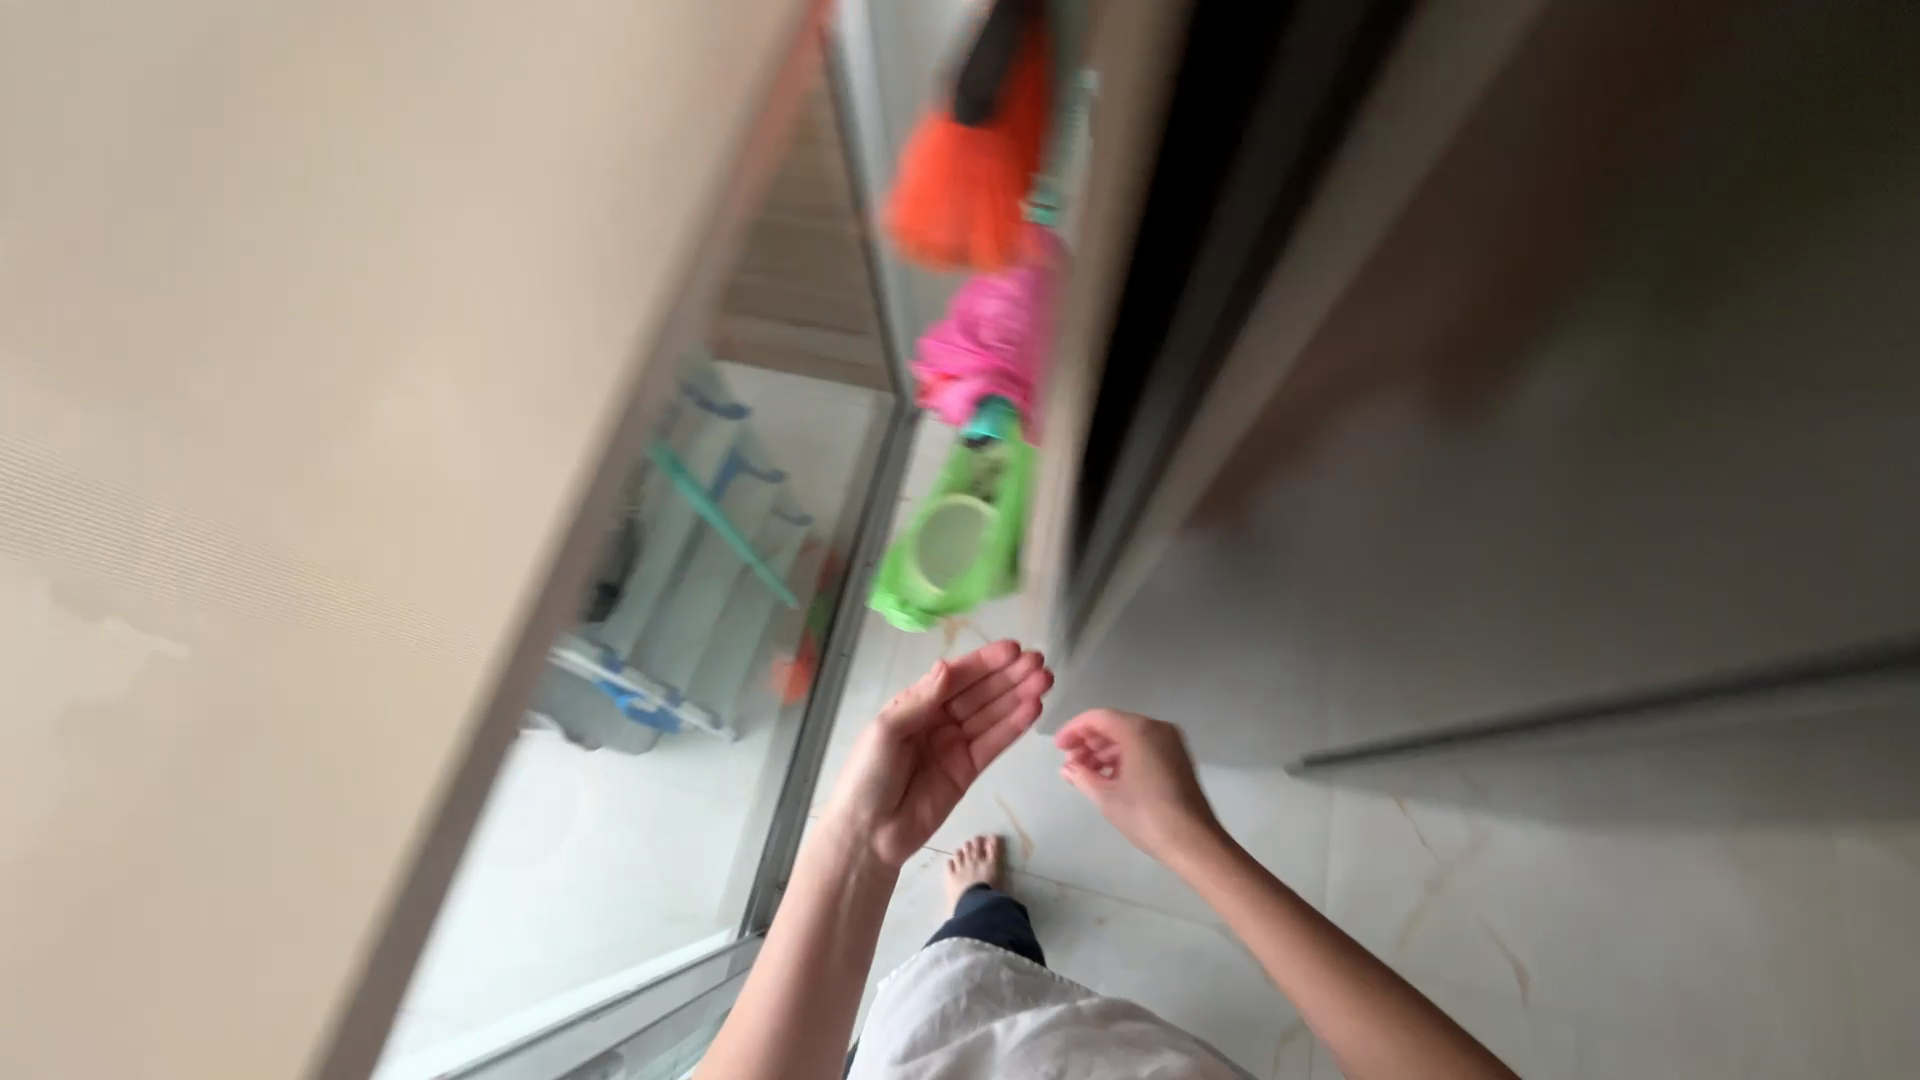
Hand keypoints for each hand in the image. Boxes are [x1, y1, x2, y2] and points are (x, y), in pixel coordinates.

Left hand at [821, 640, 1051, 868]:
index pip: (955, 677)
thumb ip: (921, 700)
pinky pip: (994, 743)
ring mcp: (955, 745)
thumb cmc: (867, 776)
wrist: (868, 834)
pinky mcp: (969, 771)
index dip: (984, 662)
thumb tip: (947, 666)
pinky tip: (1034, 709)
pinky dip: (1014, 726)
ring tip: (1046, 679)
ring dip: (1018, 696)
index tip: (1013, 649)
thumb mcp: (886, 730)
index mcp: (915, 704)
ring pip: (992, 715)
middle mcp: (938, 719)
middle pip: (979, 693)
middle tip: (1039, 661)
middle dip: (1008, 676)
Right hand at [1055, 708, 1224, 863]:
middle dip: (1089, 742)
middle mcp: (1157, 728)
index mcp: (1139, 730)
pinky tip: (1109, 778)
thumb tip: (1067, 768)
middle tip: (1071, 763)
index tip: (1058, 747)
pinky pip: (1143, 747)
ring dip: (1104, 751)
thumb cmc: (1147, 816)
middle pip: (1115, 724)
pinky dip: (1123, 757)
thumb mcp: (1107, 797)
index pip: (1098, 718)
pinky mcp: (1177, 758)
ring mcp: (1171, 743)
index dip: (1074, 729)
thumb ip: (1082, 776)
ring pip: (1129, 737)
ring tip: (1086, 774)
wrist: (1194, 842)